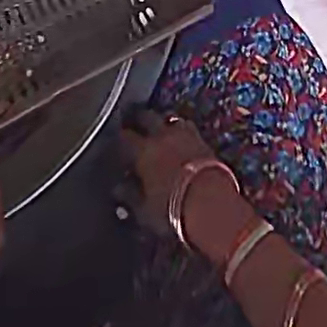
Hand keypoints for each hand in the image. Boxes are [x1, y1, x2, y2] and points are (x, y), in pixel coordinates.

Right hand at [119, 108, 223, 237]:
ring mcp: (184, 134)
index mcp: (143, 151)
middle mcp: (162, 136)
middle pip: (147, 117)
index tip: (116, 141)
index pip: (125, 137)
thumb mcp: (144, 209)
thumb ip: (130, 195)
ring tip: (159, 127)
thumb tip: (119, 189)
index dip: (119, 138)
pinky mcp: (203, 139)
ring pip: (169, 117)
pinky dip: (181, 129)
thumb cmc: (172, 208)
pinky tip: (181, 136)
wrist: (211, 201)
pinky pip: (187, 127)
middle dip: (139, 118)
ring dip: (162, 121)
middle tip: (135, 123)